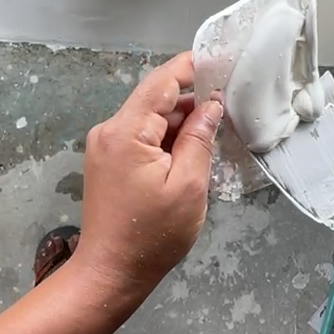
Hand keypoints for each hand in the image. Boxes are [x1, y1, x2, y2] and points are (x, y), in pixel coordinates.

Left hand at [74, 51, 222, 303]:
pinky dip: (166, 139)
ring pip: (149, 119)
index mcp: (126, 132)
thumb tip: (210, 106)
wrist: (111, 272)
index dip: (192, 68)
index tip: (222, 61)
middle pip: (155, 99)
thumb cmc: (152, 235)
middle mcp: (109, 131)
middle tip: (229, 105)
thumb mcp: (188, 186)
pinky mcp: (108, 162)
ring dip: (180, 122)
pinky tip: (190, 151)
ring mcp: (105, 147)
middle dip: (191, 100)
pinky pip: (141, 137)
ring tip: (215, 132)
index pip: (162, 82)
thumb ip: (199, 139)